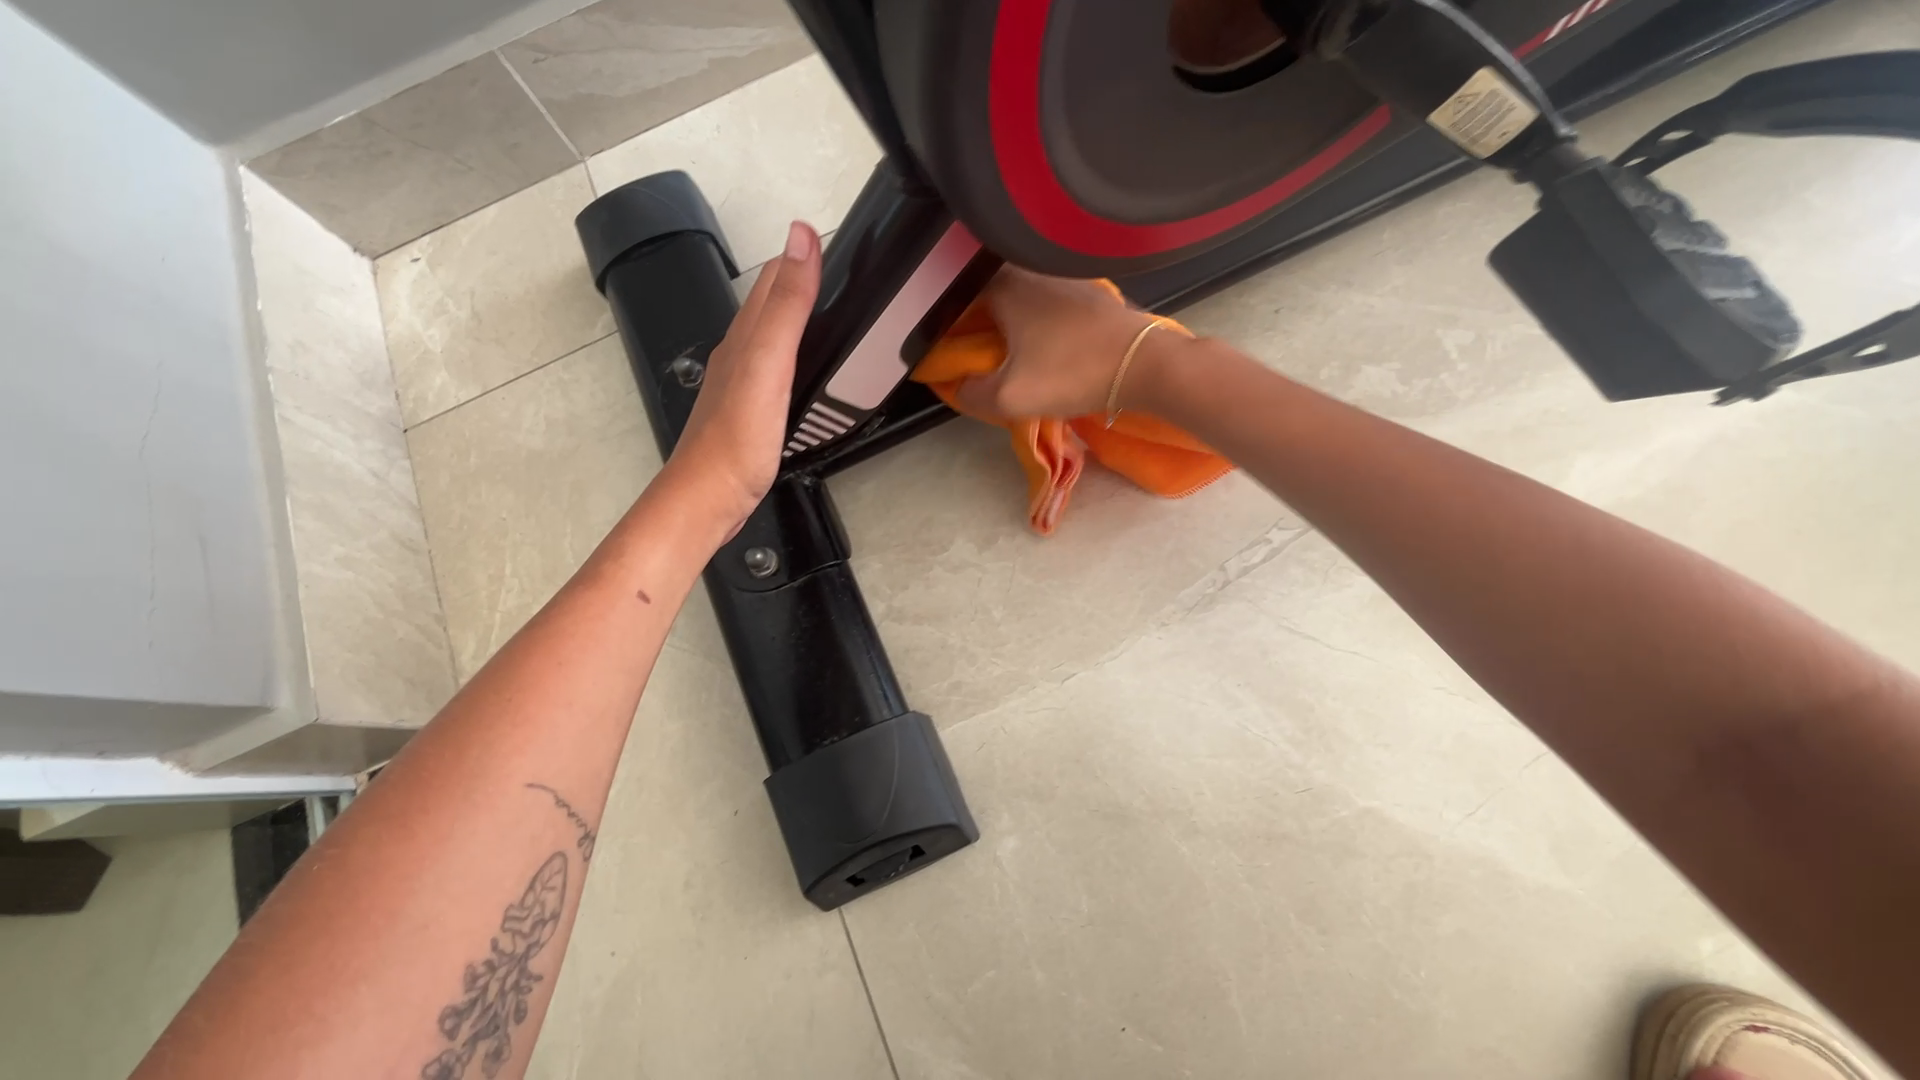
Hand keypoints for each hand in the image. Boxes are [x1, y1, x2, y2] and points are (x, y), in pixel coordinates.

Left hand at [662, 221, 821, 533]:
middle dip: (800, 277)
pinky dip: (793, 354)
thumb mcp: (770, 361)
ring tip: (825, 308)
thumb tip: (800, 236)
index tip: (833, 238)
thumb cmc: (738, 438)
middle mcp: (740, 352)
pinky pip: (774, 369)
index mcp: (746, 334)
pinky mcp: (750, 412)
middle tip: (837, 268)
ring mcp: (743, 383)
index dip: (803, 253)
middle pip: (772, 303)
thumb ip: (789, 303)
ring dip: (796, 315)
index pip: (776, 277)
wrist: (710, 496)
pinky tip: (803, 367)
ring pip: (772, 335)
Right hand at [953, 266, 1161, 419]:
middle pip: (991, 288)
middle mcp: (1032, 271)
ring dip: (1012, 315)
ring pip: (1024, 292)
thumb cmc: (1071, 373)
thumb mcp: (1009, 398)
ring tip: (1008, 345)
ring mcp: (1066, 277)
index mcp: (1005, 286)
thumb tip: (960, 386)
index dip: (948, 318)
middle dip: (979, 314)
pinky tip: (1046, 340)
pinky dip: (1041, 317)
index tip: (947, 343)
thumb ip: (972, 393)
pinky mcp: (1092, 292)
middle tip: (975, 346)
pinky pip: (1052, 300)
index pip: (959, 292)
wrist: (1143, 364)